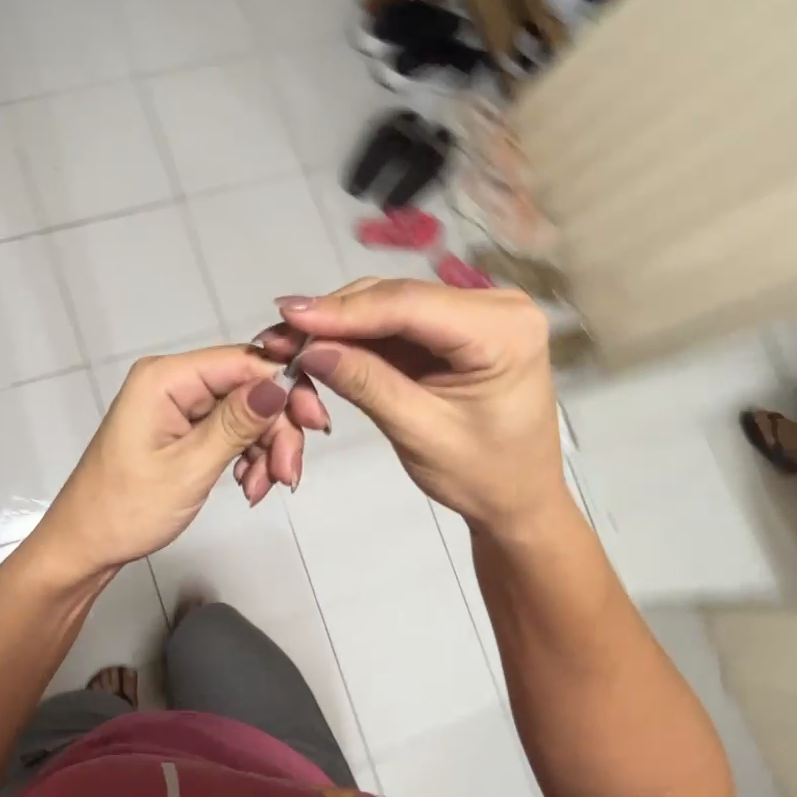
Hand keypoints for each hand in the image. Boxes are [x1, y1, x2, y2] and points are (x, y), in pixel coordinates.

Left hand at [30, 346, 291, 574]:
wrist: (86, 545)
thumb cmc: (124, 509)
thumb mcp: (189, 468)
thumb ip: (237, 423)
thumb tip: (280, 383)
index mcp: (165, 378)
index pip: (244, 360)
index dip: (286, 387)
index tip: (315, 424)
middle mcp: (172, 382)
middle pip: (249, 388)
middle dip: (276, 430)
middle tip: (288, 475)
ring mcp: (177, 406)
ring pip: (246, 413)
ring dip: (265, 450)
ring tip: (264, 489)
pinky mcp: (182, 429)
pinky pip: (230, 431)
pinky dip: (247, 458)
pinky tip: (251, 487)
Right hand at [256, 278, 569, 534]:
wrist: (518, 498)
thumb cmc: (482, 475)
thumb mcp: (420, 433)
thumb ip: (366, 384)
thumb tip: (309, 349)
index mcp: (504, 331)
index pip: (409, 306)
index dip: (343, 311)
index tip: (288, 316)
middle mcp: (495, 306)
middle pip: (397, 298)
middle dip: (334, 317)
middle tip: (278, 337)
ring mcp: (475, 313)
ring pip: (390, 305)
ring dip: (339, 324)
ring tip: (290, 342)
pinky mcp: (454, 326)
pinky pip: (395, 321)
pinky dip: (356, 335)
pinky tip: (320, 344)